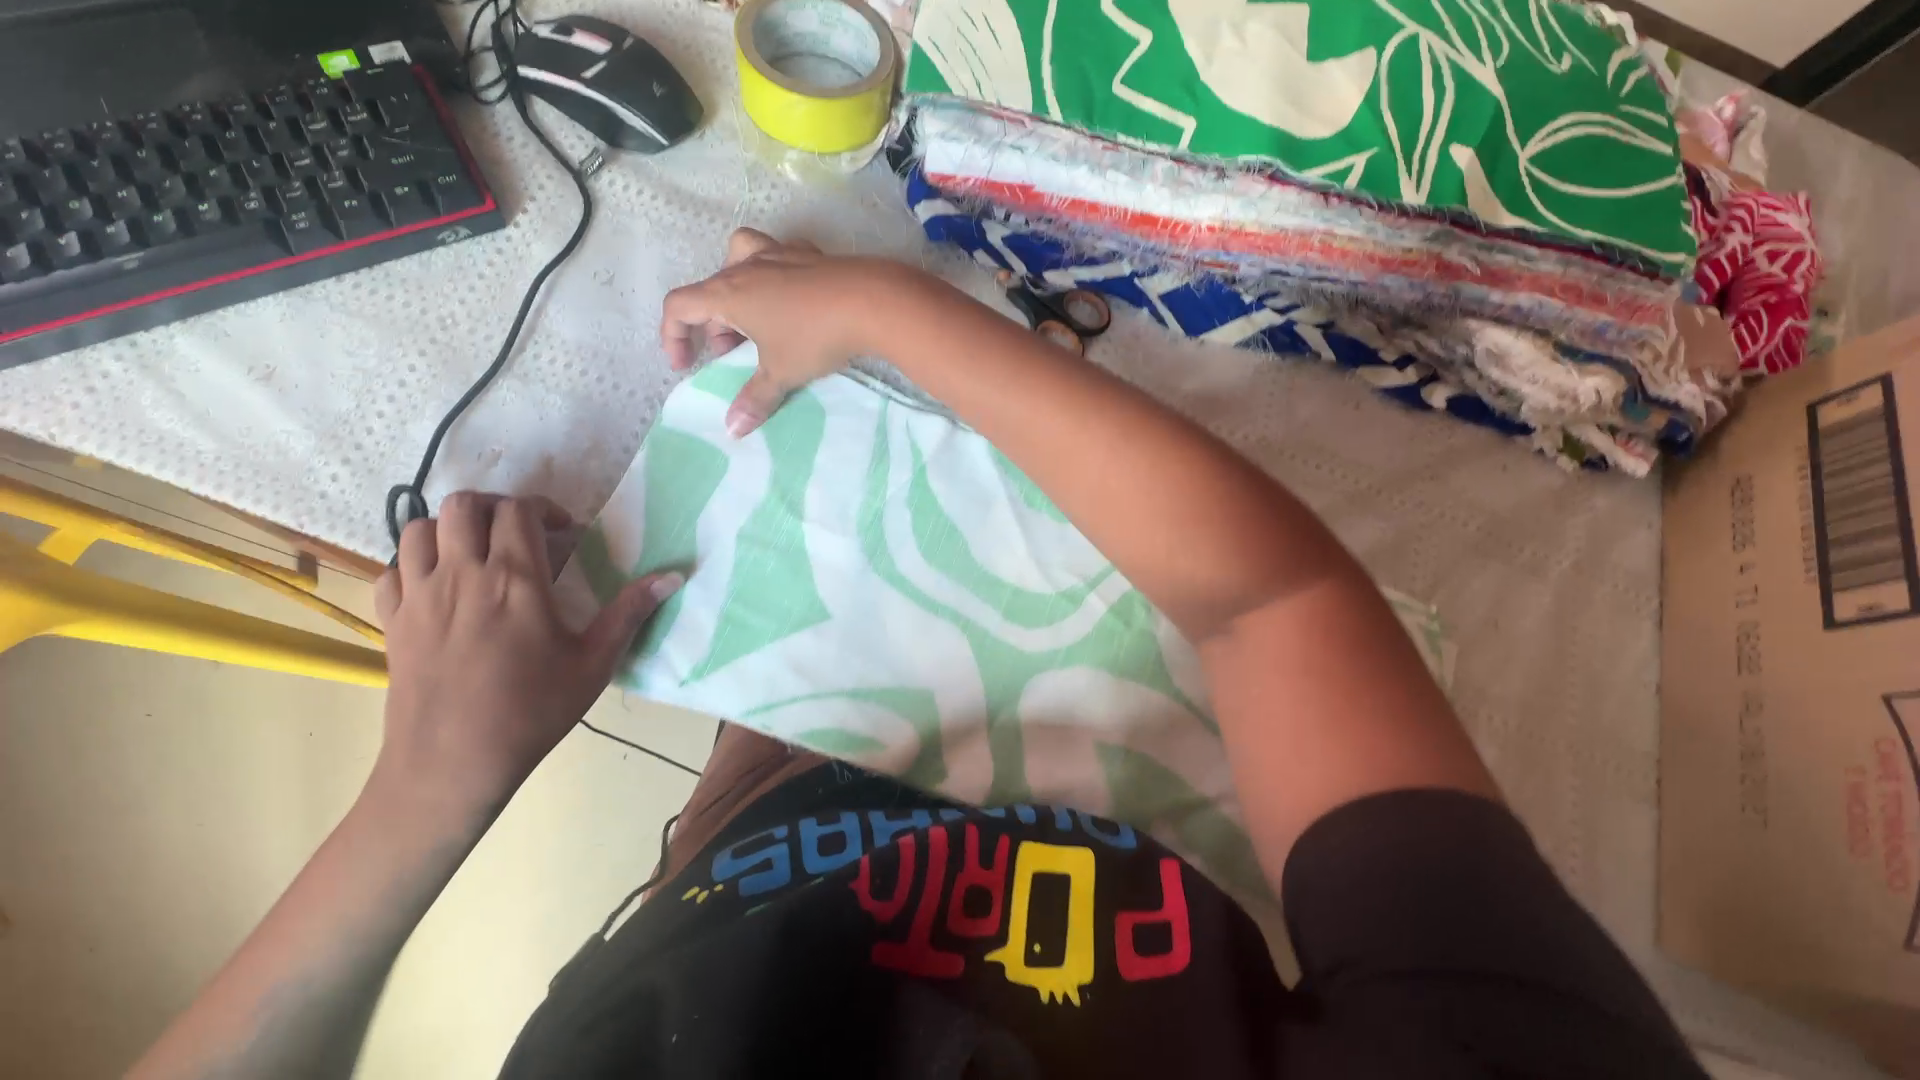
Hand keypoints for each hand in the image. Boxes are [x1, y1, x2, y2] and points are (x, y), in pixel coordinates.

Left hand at [371, 492, 680, 823]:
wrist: (452, 762)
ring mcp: (418, 594)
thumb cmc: (532, 711)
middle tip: (519, 532)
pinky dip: (414, 563)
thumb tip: (673, 576)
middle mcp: (461, 573)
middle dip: (495, 507)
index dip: (544, 509)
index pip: (518, 511)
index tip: (563, 533)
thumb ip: (630, 612)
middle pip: (464, 505)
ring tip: (476, 552)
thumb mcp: (594, 663)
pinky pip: (392, 569)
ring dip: (449, 529)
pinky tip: (438, 585)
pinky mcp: (392, 619)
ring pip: (418, 528)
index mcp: (515, 578)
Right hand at [661, 227, 922, 436]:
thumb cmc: (815, 336)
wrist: (872, 300)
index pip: (679, 306)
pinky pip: (778, 258)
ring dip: (738, 291)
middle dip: (713, 324)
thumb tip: (733, 428)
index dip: (672, 335)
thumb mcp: (782, 372)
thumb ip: (755, 398)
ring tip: (757, 322)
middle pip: (711, 289)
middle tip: (734, 355)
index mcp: (728, 292)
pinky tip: (792, 300)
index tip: (685, 365)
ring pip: (740, 260)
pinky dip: (774, 277)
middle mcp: (747, 266)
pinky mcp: (811, 254)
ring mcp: (780, 253)